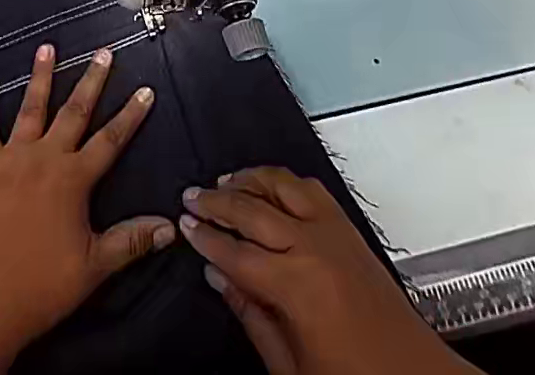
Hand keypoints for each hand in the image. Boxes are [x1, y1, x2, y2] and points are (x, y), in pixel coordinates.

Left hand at [0, 44, 172, 374]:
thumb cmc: (37, 285)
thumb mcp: (93, 267)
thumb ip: (132, 241)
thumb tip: (170, 226)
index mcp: (74, 178)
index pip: (111, 139)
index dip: (131, 115)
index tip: (145, 90)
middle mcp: (45, 158)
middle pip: (75, 112)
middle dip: (92, 81)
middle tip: (103, 53)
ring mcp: (12, 158)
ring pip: (32, 109)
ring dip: (41, 77)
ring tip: (47, 48)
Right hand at [180, 167, 478, 374]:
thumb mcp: (291, 366)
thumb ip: (251, 315)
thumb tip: (218, 276)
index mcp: (297, 285)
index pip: (235, 250)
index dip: (205, 236)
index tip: (185, 224)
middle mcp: (315, 246)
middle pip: (253, 209)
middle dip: (217, 200)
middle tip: (192, 196)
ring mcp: (335, 231)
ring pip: (282, 185)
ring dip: (249, 179)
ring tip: (225, 180)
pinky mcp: (350, 228)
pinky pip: (311, 188)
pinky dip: (284, 180)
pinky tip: (270, 184)